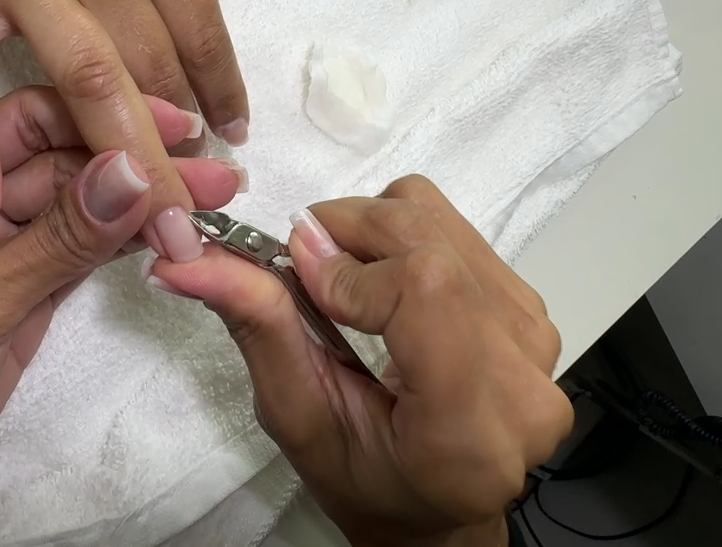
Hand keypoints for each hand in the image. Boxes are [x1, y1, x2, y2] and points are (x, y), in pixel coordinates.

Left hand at [0, 87, 244, 546]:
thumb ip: (58, 237)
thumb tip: (139, 167)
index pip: (28, 125)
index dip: (104, 118)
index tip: (180, 125)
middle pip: (62, 169)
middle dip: (137, 167)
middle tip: (219, 173)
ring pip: (77, 215)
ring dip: (139, 208)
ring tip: (214, 201)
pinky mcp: (13, 305)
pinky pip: (76, 261)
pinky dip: (121, 249)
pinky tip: (168, 236)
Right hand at [152, 176, 573, 546]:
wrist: (439, 503)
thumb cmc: (364, 478)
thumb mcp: (295, 416)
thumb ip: (256, 326)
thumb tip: (186, 255)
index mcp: (469, 432)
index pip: (424, 288)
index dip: (348, 266)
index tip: (298, 276)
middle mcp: (522, 380)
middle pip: (425, 241)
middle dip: (345, 233)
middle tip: (305, 267)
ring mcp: (536, 335)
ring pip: (433, 217)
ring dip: (370, 228)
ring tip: (346, 277)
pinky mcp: (530, 303)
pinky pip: (452, 221)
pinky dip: (401, 230)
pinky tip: (386, 277)